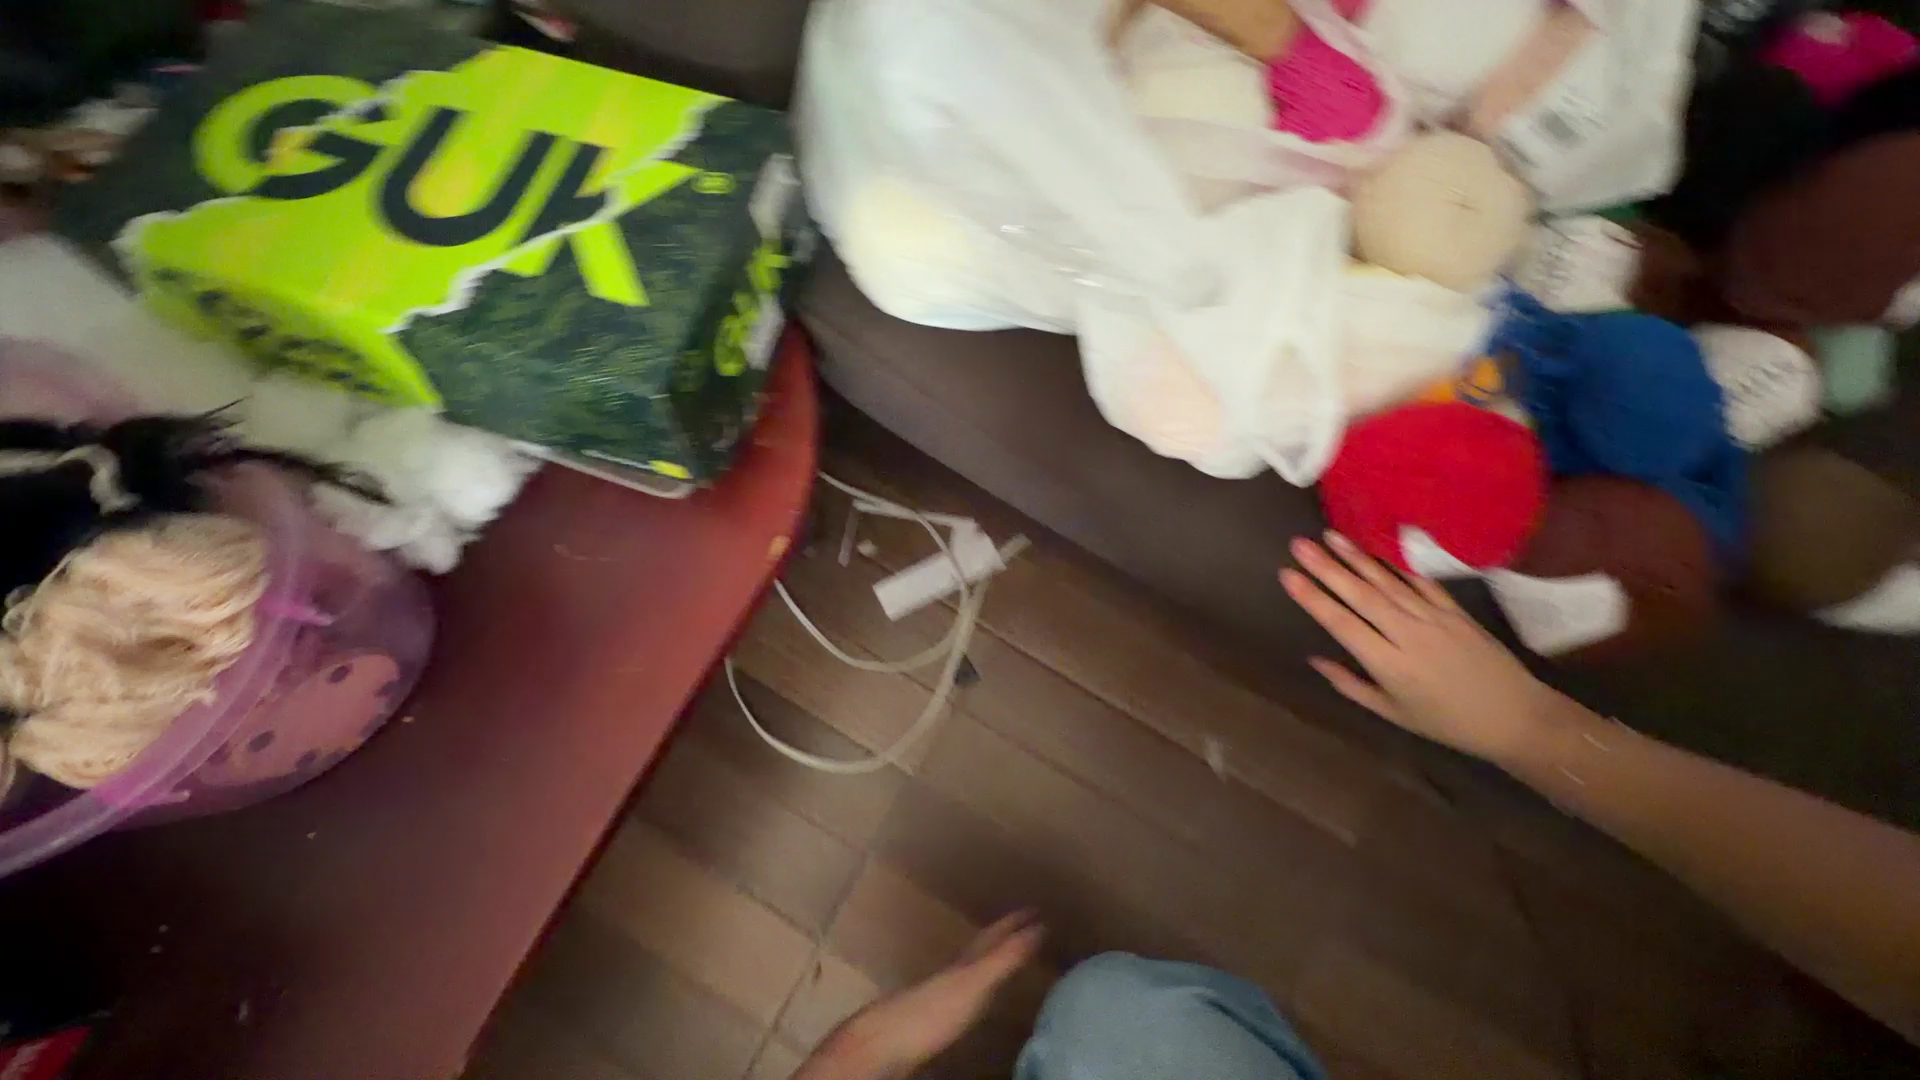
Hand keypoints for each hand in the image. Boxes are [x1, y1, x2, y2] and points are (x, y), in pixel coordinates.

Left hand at [802, 913, 1044, 1079]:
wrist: (883, 1041)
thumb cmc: (933, 1009)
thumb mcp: (975, 981)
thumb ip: (1005, 957)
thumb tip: (1040, 925)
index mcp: (965, 963)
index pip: (993, 936)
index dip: (1012, 923)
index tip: (1034, 909)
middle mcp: (953, 973)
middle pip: (980, 948)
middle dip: (1002, 936)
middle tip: (1024, 926)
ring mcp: (939, 995)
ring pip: (969, 969)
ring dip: (988, 961)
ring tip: (1004, 960)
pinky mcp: (930, 1020)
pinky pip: (961, 995)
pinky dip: (975, 991)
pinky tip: (975, 1004)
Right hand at [1281, 532, 1567, 764]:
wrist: (1516, 717)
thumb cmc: (1447, 722)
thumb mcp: (1393, 713)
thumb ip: (1351, 685)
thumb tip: (1315, 658)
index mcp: (1390, 665)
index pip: (1342, 624)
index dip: (1313, 598)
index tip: (1287, 575)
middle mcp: (1409, 635)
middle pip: (1361, 595)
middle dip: (1328, 567)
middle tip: (1300, 544)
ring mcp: (1435, 619)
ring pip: (1388, 582)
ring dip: (1356, 558)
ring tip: (1330, 536)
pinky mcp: (1456, 612)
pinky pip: (1421, 583)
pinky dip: (1397, 566)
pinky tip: (1376, 550)